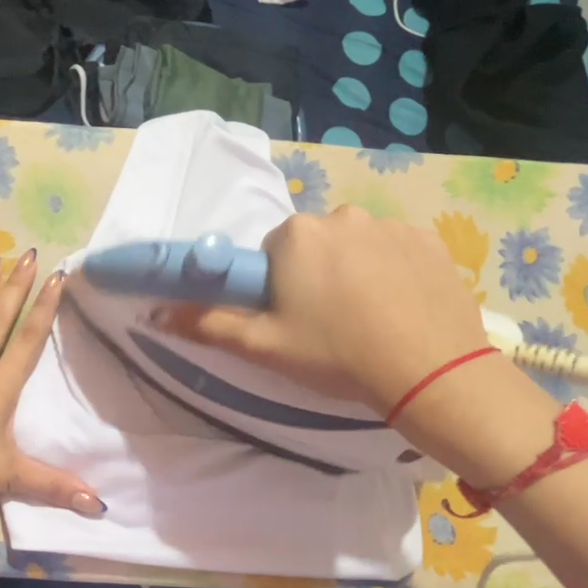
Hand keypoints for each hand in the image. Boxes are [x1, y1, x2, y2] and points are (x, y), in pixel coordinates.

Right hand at [153, 207, 490, 414]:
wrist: (429, 372)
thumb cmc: (335, 355)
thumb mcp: (263, 346)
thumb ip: (207, 323)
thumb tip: (156, 310)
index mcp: (296, 235)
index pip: (272, 252)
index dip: (276, 287)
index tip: (292, 319)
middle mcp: (342, 215)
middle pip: (314, 244)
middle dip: (314, 274)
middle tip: (326, 324)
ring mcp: (392, 225)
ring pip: (356, 246)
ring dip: (354, 271)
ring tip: (367, 319)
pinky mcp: (431, 240)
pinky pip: (397, 250)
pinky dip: (394, 272)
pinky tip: (399, 309)